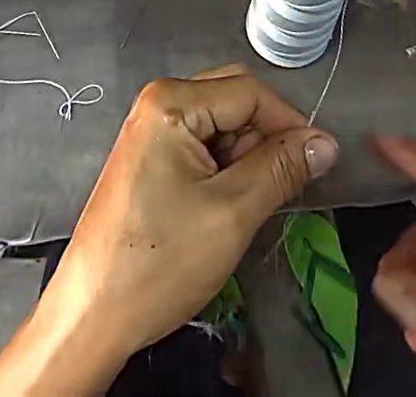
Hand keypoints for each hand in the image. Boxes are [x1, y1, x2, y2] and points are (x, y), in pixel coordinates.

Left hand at [0, 66, 338, 396]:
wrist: (88, 323)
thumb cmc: (156, 264)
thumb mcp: (233, 213)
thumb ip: (284, 168)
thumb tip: (327, 143)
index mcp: (171, 103)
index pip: (252, 93)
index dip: (290, 123)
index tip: (318, 158)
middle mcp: (159, 103)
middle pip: (237, 99)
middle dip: (267, 137)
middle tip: (285, 178)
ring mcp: (152, 129)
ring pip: (225, 122)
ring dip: (249, 154)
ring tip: (250, 199)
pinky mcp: (152, 155)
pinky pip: (206, 142)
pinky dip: (229, 165)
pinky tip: (228, 200)